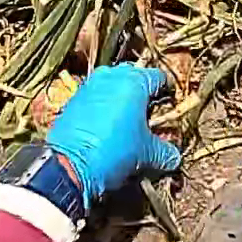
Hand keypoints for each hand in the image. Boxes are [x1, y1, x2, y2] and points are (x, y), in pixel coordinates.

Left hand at [43, 63, 180, 202]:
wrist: (66, 166)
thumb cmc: (115, 151)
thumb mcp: (147, 154)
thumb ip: (165, 152)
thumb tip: (175, 158)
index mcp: (135, 81)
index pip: (160, 78)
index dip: (167, 93)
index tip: (168, 108)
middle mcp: (113, 76)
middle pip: (135, 77)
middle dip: (142, 94)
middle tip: (147, 115)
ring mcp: (90, 85)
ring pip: (113, 85)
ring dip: (120, 99)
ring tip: (125, 121)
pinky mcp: (72, 98)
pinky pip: (95, 96)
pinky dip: (102, 107)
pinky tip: (105, 127)